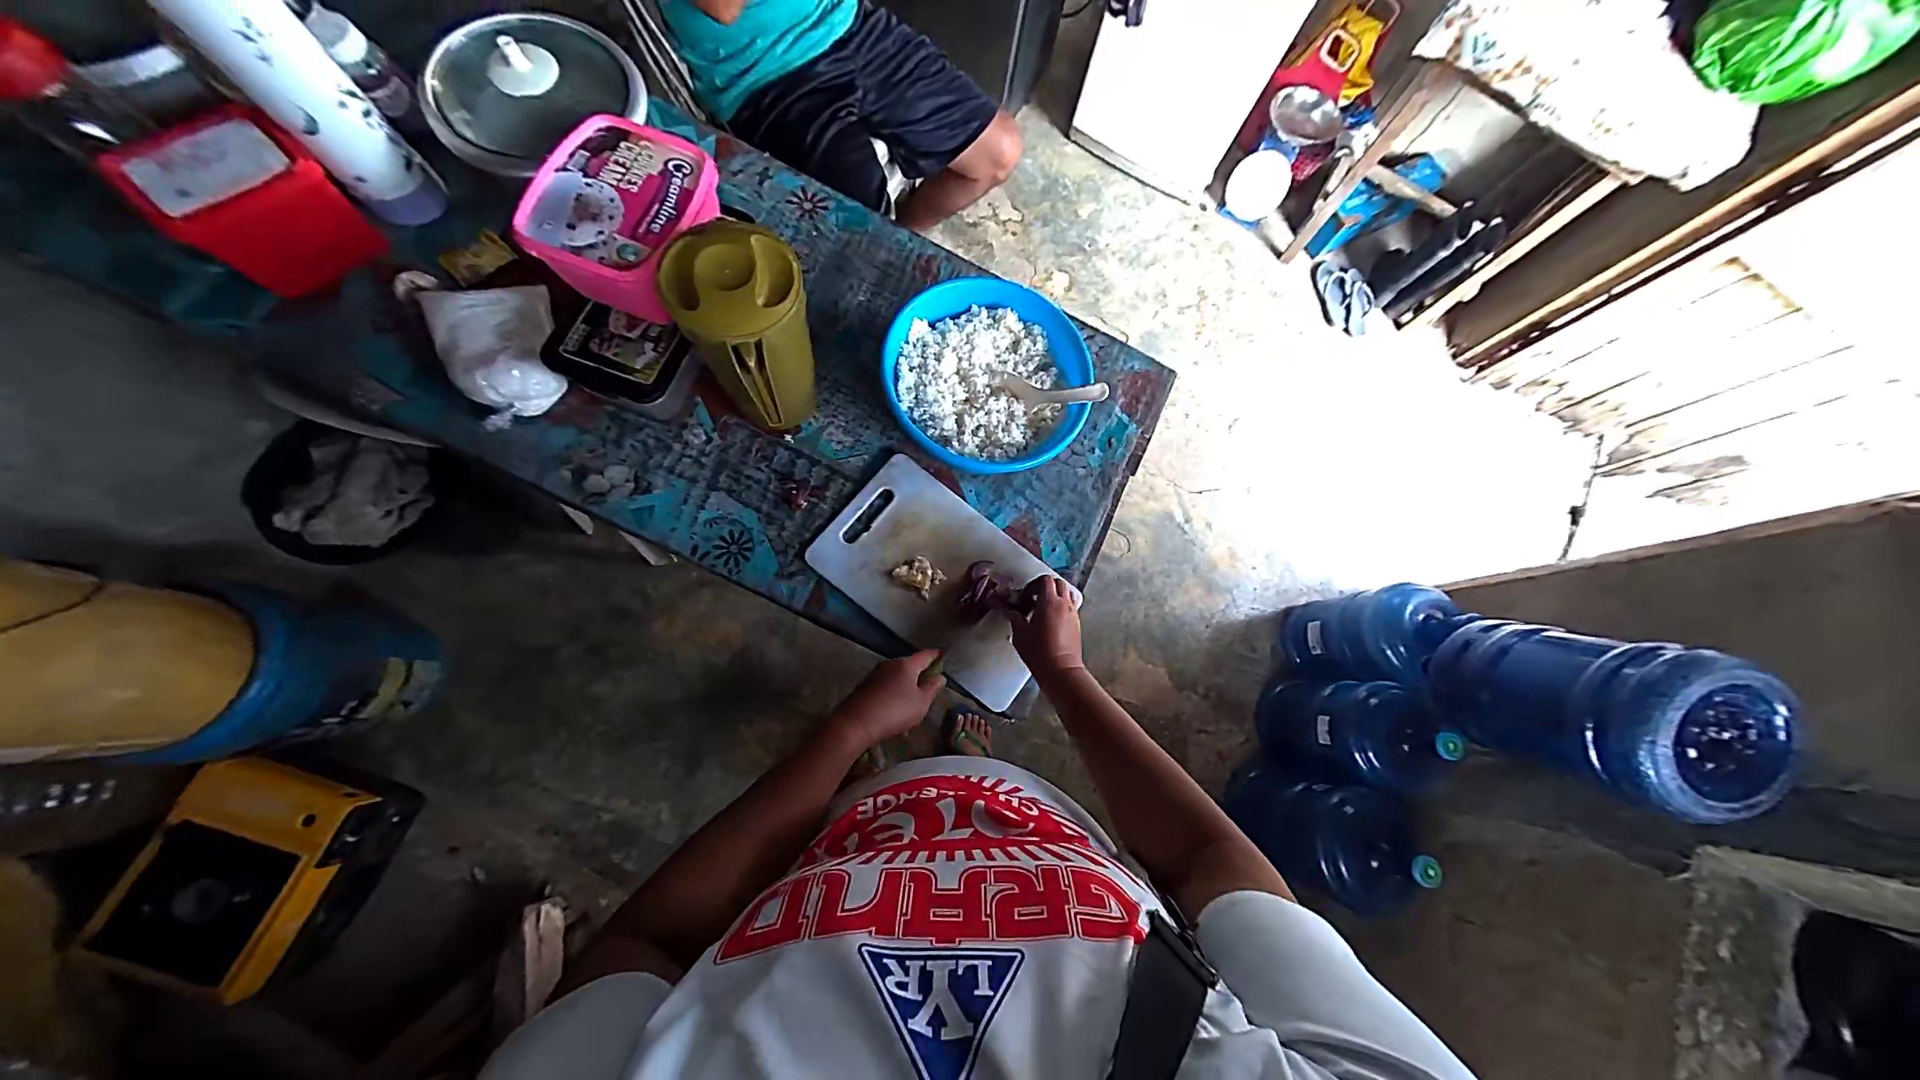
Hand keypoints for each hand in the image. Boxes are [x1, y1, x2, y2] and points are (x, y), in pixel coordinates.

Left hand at [826, 648, 945, 749]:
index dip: (936, 655)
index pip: (925, 655)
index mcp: (906, 664)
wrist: (855, 723)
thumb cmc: (894, 711)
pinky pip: (885, 685)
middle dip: (920, 672)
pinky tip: (895, 706)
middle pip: (910, 665)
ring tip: (913, 699)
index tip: (943, 654)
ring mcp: (875, 674)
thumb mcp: (921, 703)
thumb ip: (932, 688)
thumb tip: (939, 676)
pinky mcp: (865, 686)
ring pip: (896, 676)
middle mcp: (889, 664)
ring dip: (906, 684)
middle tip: (930, 682)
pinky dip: (894, 692)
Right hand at [1007, 576, 1083, 679]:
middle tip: (1033, 598)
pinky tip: (1051, 620)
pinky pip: (1070, 607)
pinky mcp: (1076, 624)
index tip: (1024, 596)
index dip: (1032, 585)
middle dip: (1044, 587)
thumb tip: (1012, 613)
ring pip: (1066, 593)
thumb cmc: (1041, 653)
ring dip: (1055, 595)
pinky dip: (1061, 607)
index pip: (1044, 580)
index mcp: (1048, 602)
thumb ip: (1015, 618)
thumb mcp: (1020, 634)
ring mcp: (1072, 614)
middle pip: (1057, 583)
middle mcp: (1063, 604)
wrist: (1061, 670)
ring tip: (1043, 608)